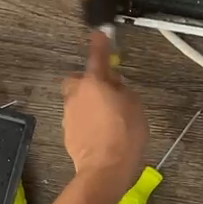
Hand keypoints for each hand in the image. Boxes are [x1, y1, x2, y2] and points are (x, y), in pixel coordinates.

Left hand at [60, 31, 147, 196]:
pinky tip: (101, 132)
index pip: (97, 56)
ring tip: (108, 116)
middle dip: (89, 81)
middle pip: (79, 79)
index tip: (99, 34)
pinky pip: (78, 118)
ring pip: (77, 100)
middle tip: (106, 90)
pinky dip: (87, 120)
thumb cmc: (125, 134)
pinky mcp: (67, 132)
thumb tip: (115, 87)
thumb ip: (123, 90)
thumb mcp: (135, 106)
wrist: (104, 169)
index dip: (100, 44)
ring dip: (89, 102)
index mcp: (94, 83)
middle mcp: (77, 94)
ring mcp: (69, 114)